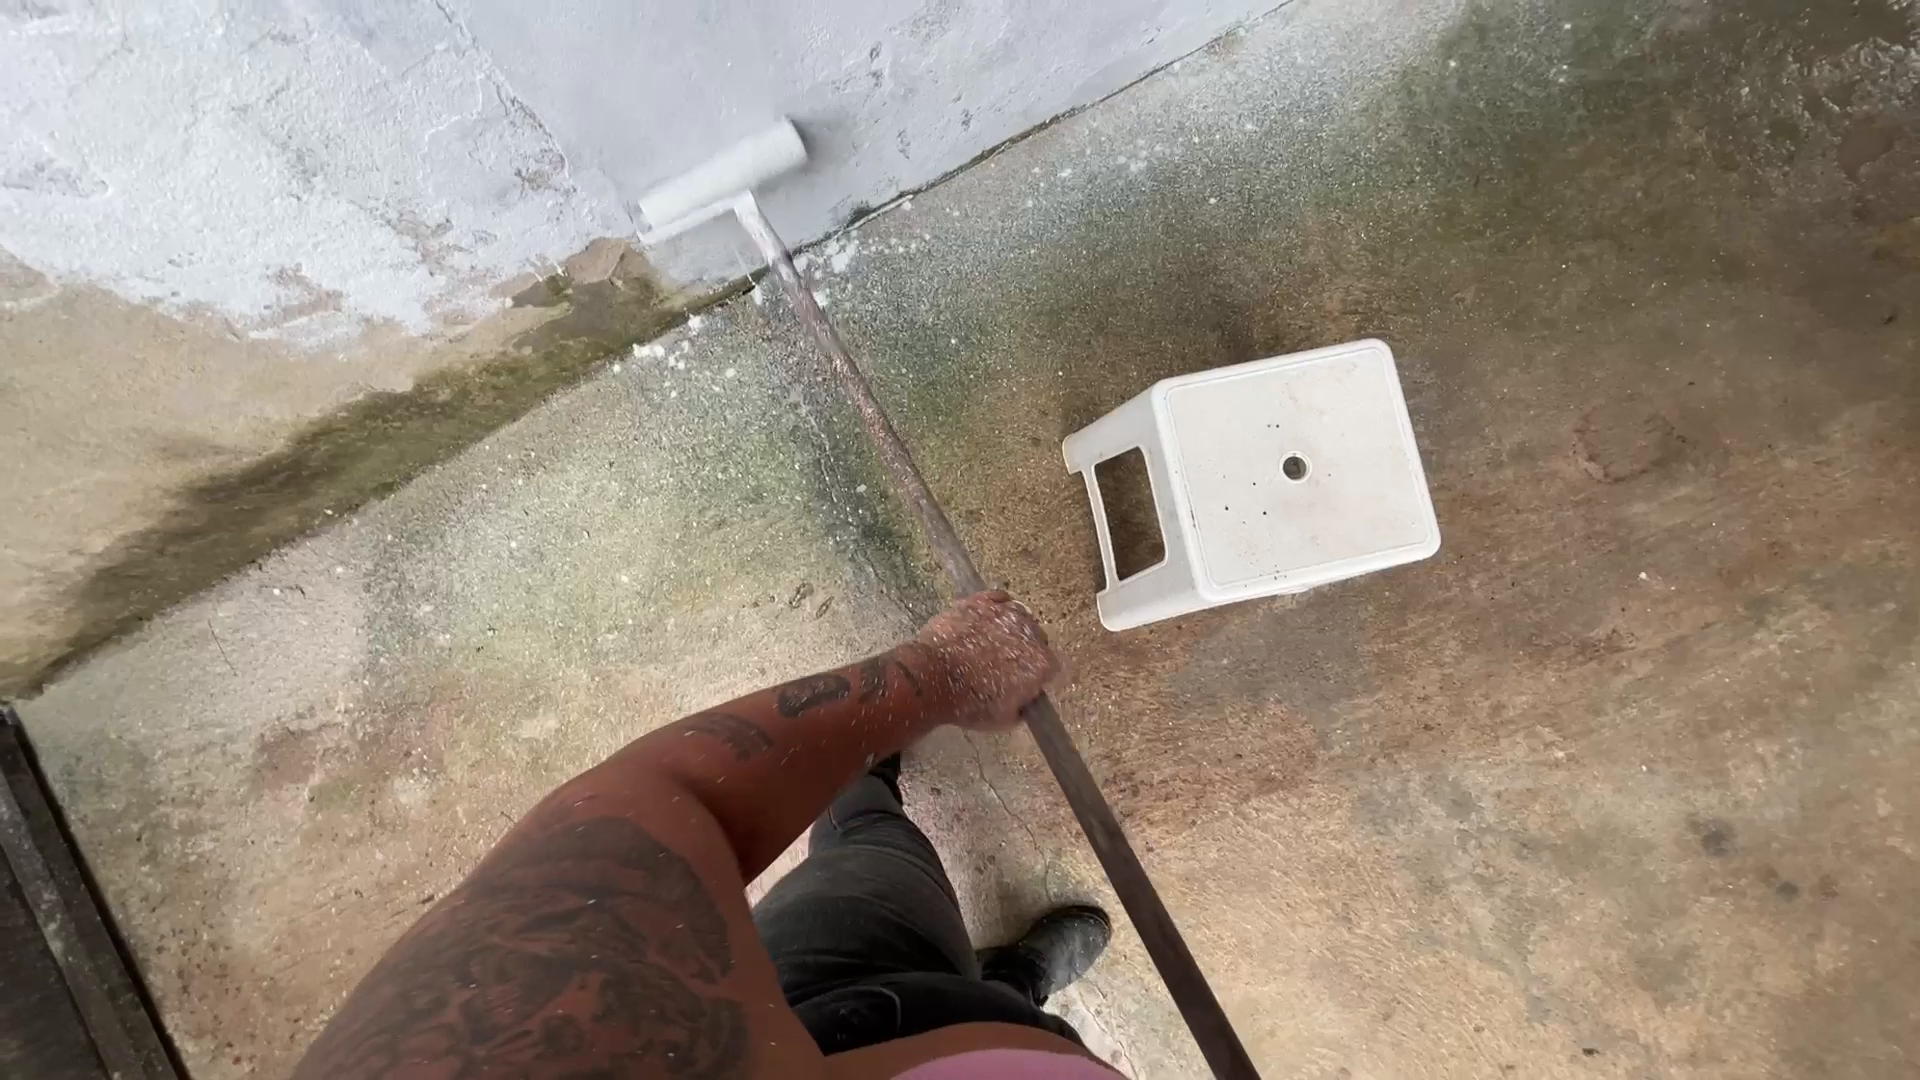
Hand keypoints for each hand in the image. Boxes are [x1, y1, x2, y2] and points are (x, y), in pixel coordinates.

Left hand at [911, 590, 1060, 730]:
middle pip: (1037, 638)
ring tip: (992, 639)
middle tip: (1005, 662)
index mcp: (1040, 663)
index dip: (1037, 675)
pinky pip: (997, 598)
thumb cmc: (969, 703)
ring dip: (1011, 627)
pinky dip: (995, 606)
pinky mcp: (981, 601)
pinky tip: (986, 616)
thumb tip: (1024, 696)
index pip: (1051, 667)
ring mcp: (1005, 612)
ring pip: (1019, 615)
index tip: (1024, 680)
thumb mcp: (1004, 720)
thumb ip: (1023, 704)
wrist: (932, 678)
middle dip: (1025, 649)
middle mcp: (1029, 633)